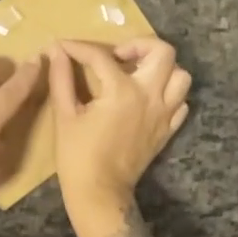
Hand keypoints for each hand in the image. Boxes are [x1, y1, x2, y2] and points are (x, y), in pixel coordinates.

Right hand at [48, 37, 190, 223]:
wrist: (100, 192)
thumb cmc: (78, 156)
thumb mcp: (65, 114)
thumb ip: (62, 78)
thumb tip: (56, 51)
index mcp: (122, 91)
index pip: (101, 56)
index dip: (78, 47)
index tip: (63, 47)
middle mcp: (150, 97)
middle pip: (163, 52)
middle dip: (140, 45)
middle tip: (119, 56)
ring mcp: (164, 114)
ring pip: (181, 76)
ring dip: (162, 69)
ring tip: (139, 74)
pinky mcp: (168, 130)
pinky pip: (181, 103)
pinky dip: (170, 94)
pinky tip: (148, 98)